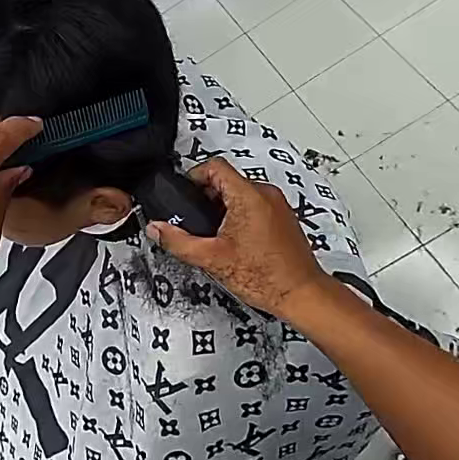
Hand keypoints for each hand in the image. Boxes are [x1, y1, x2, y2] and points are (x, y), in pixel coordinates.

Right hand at [146, 157, 337, 317]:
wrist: (300, 293)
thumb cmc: (268, 277)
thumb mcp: (212, 258)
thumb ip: (179, 241)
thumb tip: (158, 229)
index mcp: (248, 196)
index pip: (214, 166)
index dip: (193, 177)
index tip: (184, 194)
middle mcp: (266, 194)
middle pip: (227, 180)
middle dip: (207, 199)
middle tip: (196, 221)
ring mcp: (278, 205)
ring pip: (242, 194)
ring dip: (224, 209)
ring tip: (216, 235)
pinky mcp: (284, 217)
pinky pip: (257, 205)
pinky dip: (241, 216)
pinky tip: (236, 242)